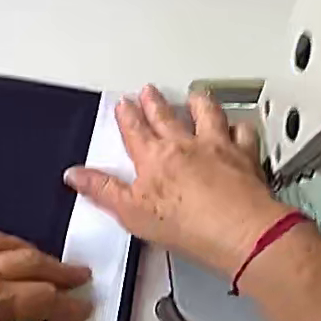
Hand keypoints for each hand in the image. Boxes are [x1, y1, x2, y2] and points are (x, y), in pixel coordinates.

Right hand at [64, 86, 292, 276]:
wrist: (235, 229)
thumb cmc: (185, 222)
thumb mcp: (129, 211)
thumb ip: (102, 190)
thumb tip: (76, 175)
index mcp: (153, 158)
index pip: (135, 131)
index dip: (127, 116)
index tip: (124, 104)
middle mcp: (185, 146)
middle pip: (167, 117)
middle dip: (155, 103)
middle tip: (150, 91)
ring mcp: (217, 148)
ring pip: (207, 115)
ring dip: (198, 103)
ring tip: (194, 95)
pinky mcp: (245, 157)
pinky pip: (243, 133)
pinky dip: (239, 127)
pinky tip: (238, 125)